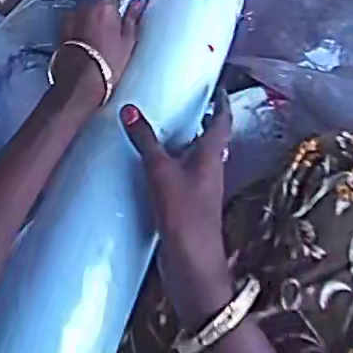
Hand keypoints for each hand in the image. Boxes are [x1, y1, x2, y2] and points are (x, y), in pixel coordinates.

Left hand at [49, 0, 141, 107]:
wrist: (80, 81)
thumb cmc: (107, 63)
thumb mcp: (128, 41)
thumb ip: (132, 19)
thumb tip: (137, 4)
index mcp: (106, 5)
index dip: (118, 12)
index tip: (120, 22)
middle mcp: (86, 6)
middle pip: (97, 5)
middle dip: (102, 15)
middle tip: (110, 34)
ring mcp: (71, 17)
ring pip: (84, 14)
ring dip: (89, 21)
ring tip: (96, 41)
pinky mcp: (61, 29)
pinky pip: (74, 24)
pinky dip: (78, 29)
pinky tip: (85, 45)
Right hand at [123, 91, 235, 327]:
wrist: (192, 265)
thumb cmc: (184, 212)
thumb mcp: (160, 171)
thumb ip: (145, 140)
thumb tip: (130, 109)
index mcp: (211, 154)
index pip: (222, 120)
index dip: (221, 103)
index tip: (215, 88)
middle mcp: (210, 167)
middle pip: (209, 138)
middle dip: (199, 120)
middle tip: (180, 103)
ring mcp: (201, 188)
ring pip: (195, 157)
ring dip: (183, 142)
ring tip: (162, 127)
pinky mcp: (188, 204)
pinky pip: (181, 174)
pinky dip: (171, 163)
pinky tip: (151, 165)